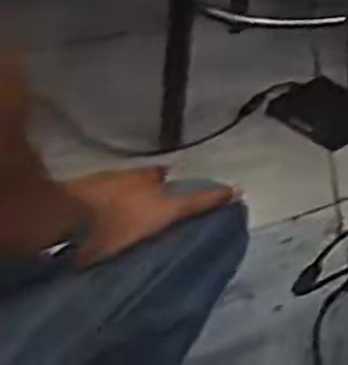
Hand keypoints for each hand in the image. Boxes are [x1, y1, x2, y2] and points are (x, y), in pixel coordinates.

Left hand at [62, 167, 237, 266]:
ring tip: (109, 222)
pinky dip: (85, 213)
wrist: (54, 227)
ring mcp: (87, 187)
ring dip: (110, 203)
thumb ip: (202, 201)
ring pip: (106, 193)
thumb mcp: (167, 212)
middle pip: (133, 183)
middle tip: (138, 210)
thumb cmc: (120, 218)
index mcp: (149, 174)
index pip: (164, 173)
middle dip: (137, 192)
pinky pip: (79, 206)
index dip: (168, 182)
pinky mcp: (58, 203)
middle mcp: (121, 174)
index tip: (169, 193)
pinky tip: (82, 227)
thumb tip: (238, 190)